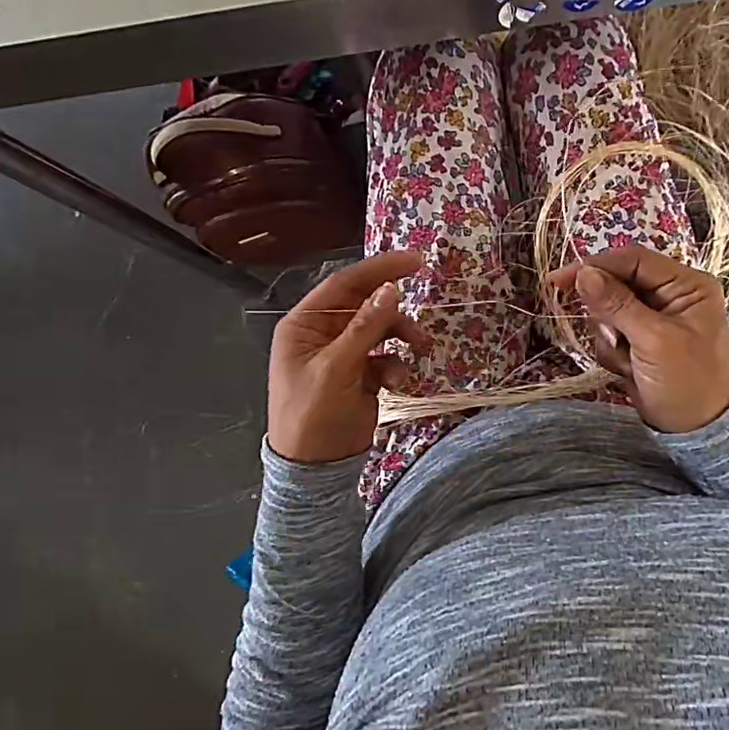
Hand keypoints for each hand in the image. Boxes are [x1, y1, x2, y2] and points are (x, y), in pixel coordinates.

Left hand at [268, 251, 432, 463]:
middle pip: (363, 305)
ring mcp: (341, 355)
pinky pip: (383, 357)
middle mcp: (320, 334)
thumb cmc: (312, 415)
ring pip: (378, 330)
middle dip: (392, 306)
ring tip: (419, 347)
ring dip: (399, 335)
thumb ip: (364, 328)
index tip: (413, 260)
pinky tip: (397, 380)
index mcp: (303, 325)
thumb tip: (390, 289)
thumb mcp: (336, 369)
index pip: (342, 285)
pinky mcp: (358, 376)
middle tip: (425, 295)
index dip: (378, 270)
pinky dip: (395, 364)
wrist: (314, 470)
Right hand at [546, 245, 728, 433]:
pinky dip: (610, 349)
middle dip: (606, 313)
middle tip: (612, 338)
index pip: (633, 260)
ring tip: (630, 359)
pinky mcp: (636, 337)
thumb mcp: (653, 340)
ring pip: (605, 309)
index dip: (595, 266)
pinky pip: (605, 331)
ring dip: (608, 336)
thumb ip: (617, 304)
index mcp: (686, 285)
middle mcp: (669, 294)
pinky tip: (629, 367)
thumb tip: (583, 274)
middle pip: (615, 283)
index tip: (559, 280)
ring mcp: (651, 316)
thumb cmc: (686, 381)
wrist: (695, 429)